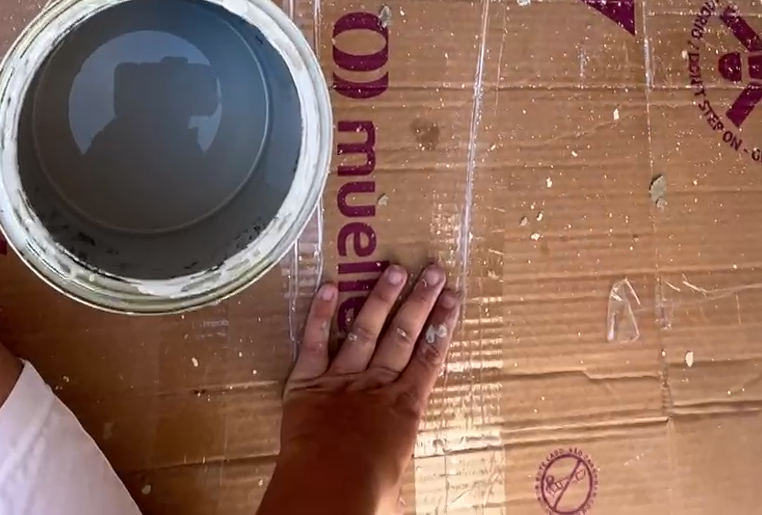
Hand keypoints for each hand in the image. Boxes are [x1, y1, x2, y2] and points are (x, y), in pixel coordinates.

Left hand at [258, 264, 459, 514]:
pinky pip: (314, 341)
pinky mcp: (308, 380)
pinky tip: (329, 287)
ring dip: (381, 297)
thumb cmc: (366, 497)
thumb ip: (397, 462)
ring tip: (395, 269)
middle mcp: (376, 384)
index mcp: (403, 408)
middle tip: (433, 270)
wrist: (327, 490)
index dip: (442, 326)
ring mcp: (342, 377)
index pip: (429, 358)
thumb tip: (401, 475)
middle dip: (420, 300)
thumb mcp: (395, 484)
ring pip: (365, 328)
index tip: (453, 298)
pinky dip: (321, 314)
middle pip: (403, 334)